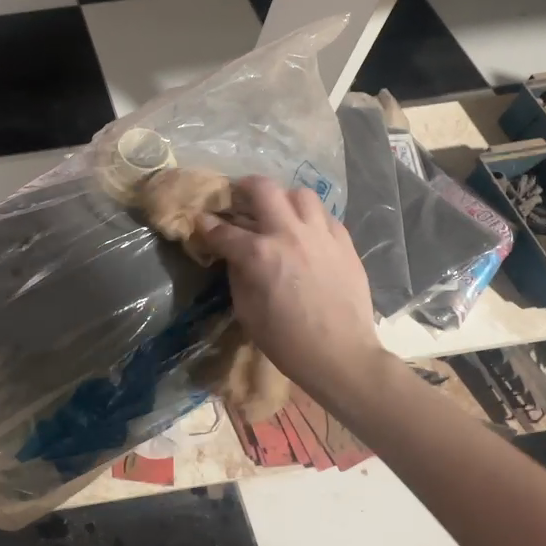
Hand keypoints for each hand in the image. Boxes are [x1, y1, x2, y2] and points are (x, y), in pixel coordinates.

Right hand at [200, 177, 392, 404]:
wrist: (342, 356)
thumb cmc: (286, 340)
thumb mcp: (245, 309)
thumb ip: (237, 272)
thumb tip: (234, 254)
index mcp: (259, 253)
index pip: (222, 229)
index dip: (206, 224)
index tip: (200, 221)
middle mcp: (289, 234)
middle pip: (263, 188)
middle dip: (244, 188)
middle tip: (239, 197)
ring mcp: (320, 236)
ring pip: (300, 194)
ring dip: (284, 200)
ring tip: (279, 213)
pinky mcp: (345, 244)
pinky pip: (326, 216)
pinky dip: (311, 219)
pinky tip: (307, 234)